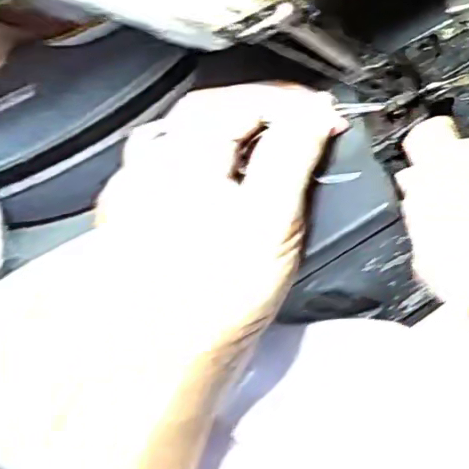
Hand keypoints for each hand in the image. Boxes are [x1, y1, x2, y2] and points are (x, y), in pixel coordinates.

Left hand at [91, 84, 343, 362]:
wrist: (163, 365)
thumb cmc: (220, 295)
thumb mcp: (274, 218)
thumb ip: (293, 156)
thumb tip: (318, 113)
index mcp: (176, 166)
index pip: (237, 102)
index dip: (292, 102)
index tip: (331, 116)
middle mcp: (146, 174)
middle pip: (206, 111)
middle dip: (266, 106)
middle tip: (312, 119)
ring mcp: (137, 199)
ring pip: (188, 136)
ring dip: (240, 126)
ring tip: (282, 138)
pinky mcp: (140, 224)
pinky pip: (178, 166)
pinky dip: (218, 154)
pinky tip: (241, 173)